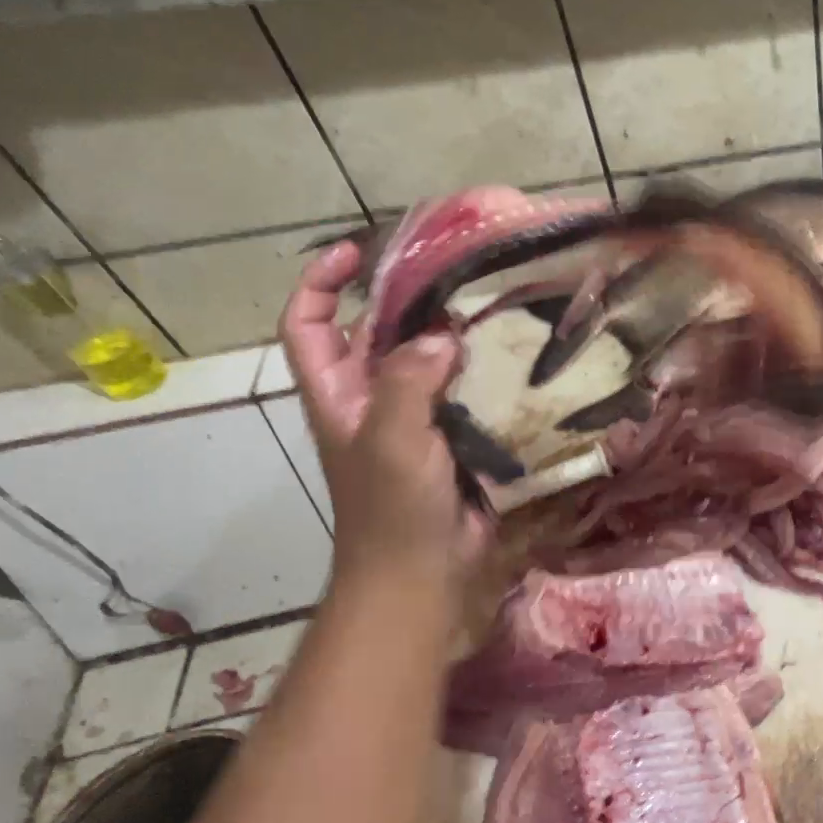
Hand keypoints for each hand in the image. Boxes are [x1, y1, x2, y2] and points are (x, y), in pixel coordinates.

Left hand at [281, 243, 491, 586]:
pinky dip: (483, 369)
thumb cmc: (392, 508)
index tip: (356, 252)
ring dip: (451, 333)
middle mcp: (371, 399)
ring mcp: (414, 419)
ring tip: (489, 303)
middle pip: (375, 333)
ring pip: (426, 360)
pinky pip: (464, 390)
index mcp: (338, 395)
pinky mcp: (453, 437)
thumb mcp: (391, 439)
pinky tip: (513, 355)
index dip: (321, 284)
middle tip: (451, 270)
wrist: (423, 570)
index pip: (309, 326)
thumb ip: (408, 383)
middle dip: (403, 299)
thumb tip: (441, 336)